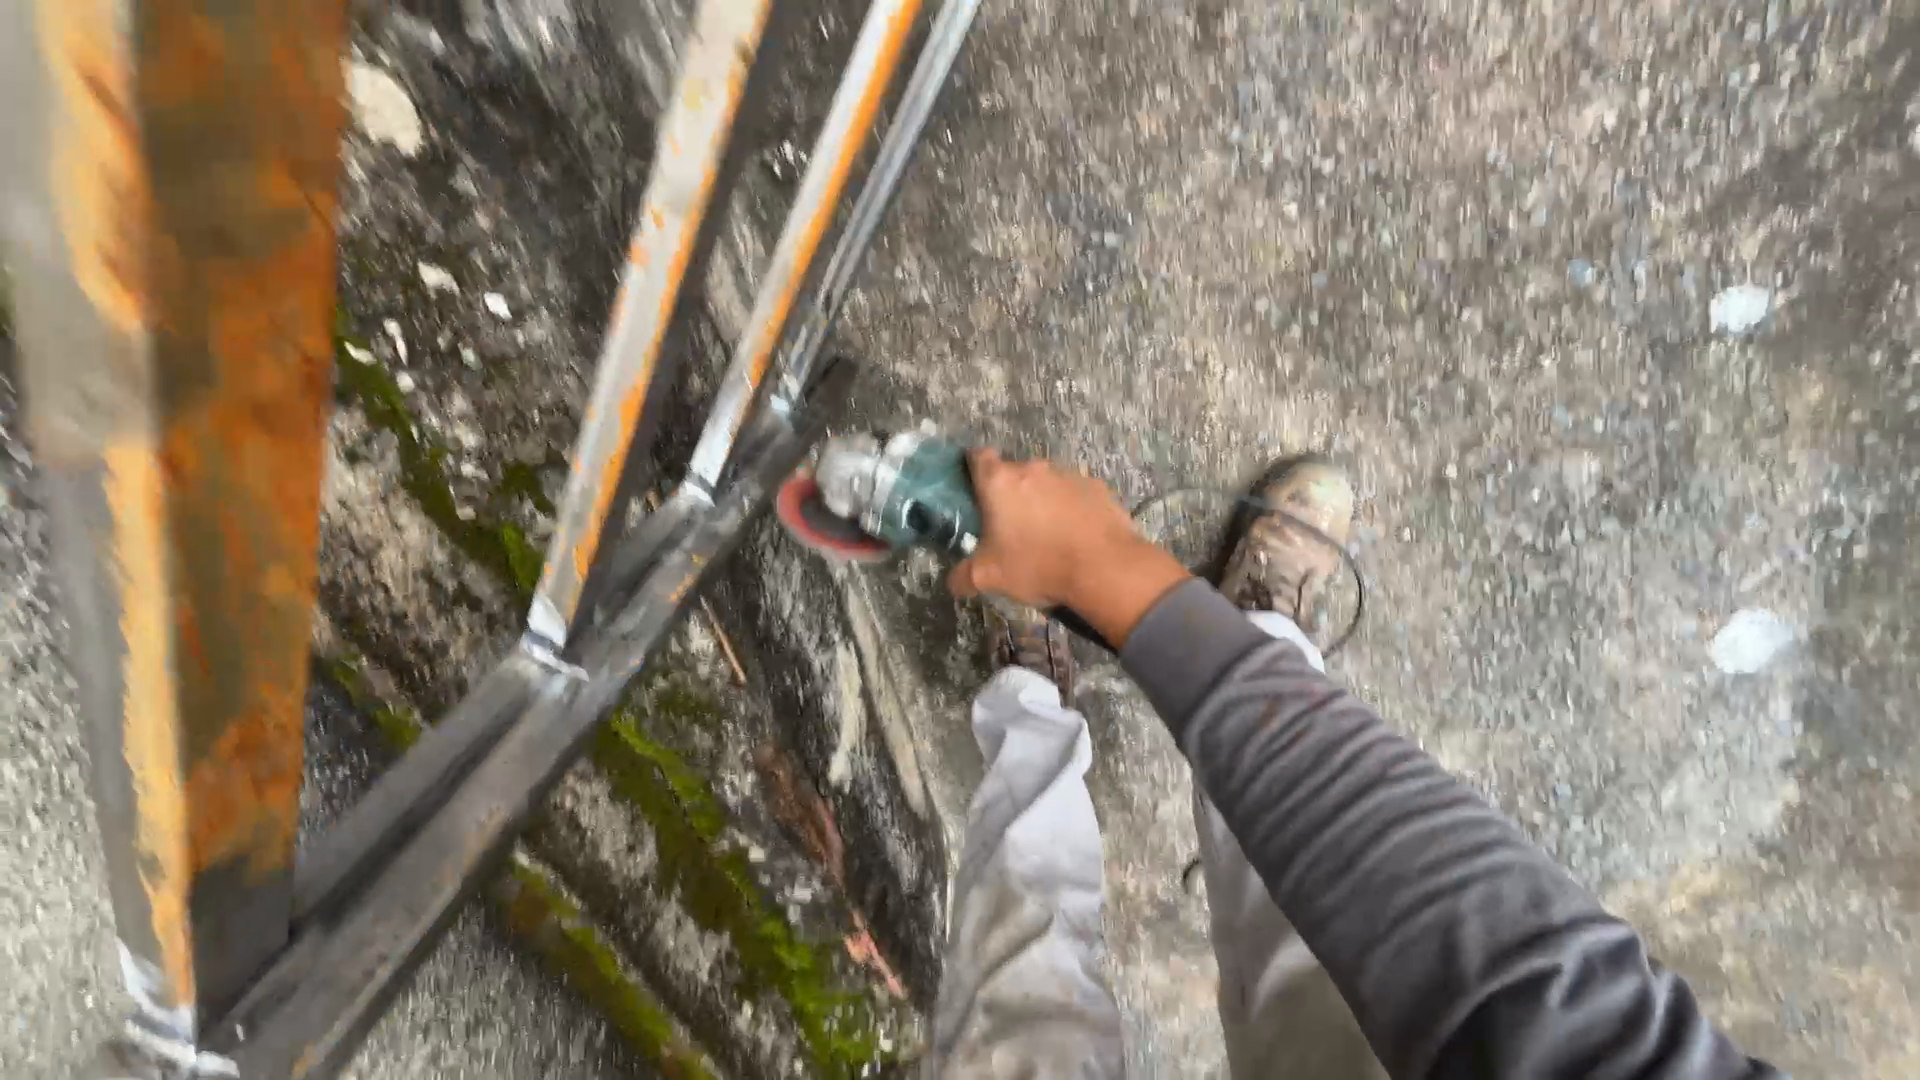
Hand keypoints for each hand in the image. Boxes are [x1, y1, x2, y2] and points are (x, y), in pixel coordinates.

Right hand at [950, 449, 1190, 646]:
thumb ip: (963, 576)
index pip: (978, 457)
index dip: (973, 469)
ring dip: (1042, 500)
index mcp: (1000, 482)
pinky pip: (1074, 493)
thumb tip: (953, 582)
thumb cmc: (1038, 565)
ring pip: (1046, 483)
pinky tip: (1075, 535)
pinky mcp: (1097, 487)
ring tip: (1047, 535)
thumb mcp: (990, 578)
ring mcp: (1068, 475)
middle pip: (1013, 473)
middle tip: (1010, 526)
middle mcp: (1033, 468)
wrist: (1105, 568)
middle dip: (1010, 494)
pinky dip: (1071, 508)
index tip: (975, 491)